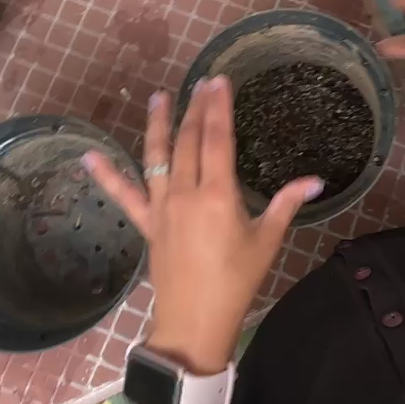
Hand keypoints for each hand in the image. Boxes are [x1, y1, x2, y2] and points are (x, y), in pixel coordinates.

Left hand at [83, 78, 323, 376]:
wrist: (194, 321)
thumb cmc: (237, 281)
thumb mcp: (267, 240)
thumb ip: (286, 204)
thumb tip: (316, 181)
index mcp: (217, 195)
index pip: (217, 139)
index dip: (218, 108)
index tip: (219, 82)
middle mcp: (185, 193)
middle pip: (188, 141)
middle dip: (195, 108)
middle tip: (201, 83)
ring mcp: (161, 207)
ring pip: (157, 157)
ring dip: (158, 125)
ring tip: (158, 97)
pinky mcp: (147, 224)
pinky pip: (125, 195)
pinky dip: (107, 176)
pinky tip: (88, 157)